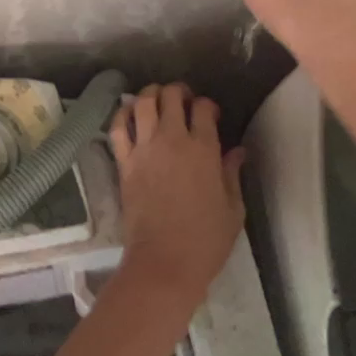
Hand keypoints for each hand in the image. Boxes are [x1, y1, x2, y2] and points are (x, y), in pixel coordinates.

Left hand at [108, 83, 245, 301]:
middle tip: (183, 101)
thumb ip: (232, 174)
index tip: (211, 116)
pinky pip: (118, 128)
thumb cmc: (206, 240)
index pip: (204, 108)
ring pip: (142, 102)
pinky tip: (129, 114)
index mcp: (204, 149)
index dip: (208, 106)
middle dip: (179, 92)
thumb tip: (237, 151)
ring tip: (157, 99)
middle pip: (171, 96)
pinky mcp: (124, 163)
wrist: (164, 263)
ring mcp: (145, 149)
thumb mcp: (233, 209)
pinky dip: (122, 114)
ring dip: (151, 94)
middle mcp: (172, 140)